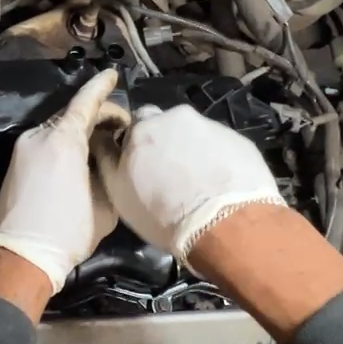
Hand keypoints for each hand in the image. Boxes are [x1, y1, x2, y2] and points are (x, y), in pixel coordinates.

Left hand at [0, 69, 127, 292]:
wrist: (21, 255)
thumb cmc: (67, 231)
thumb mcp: (105, 201)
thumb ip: (109, 168)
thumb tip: (109, 155)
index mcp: (63, 140)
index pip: (85, 102)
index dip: (101, 87)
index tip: (112, 74)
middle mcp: (39, 136)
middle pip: (73, 115)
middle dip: (99, 116)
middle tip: (122, 129)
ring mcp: (24, 148)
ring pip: (59, 129)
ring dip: (82, 130)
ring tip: (106, 143)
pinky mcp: (16, 162)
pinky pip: (46, 142)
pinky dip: (66, 142)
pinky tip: (83, 156)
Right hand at [97, 104, 286, 265]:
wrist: (226, 225)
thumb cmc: (162, 211)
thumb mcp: (118, 190)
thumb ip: (107, 158)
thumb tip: (101, 138)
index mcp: (144, 126)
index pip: (135, 121)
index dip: (137, 142)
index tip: (140, 162)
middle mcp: (177, 117)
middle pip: (167, 126)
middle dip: (166, 143)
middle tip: (169, 175)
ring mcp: (212, 127)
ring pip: (196, 136)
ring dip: (193, 152)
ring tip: (198, 185)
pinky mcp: (241, 142)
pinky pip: (222, 147)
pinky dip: (218, 161)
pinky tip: (219, 186)